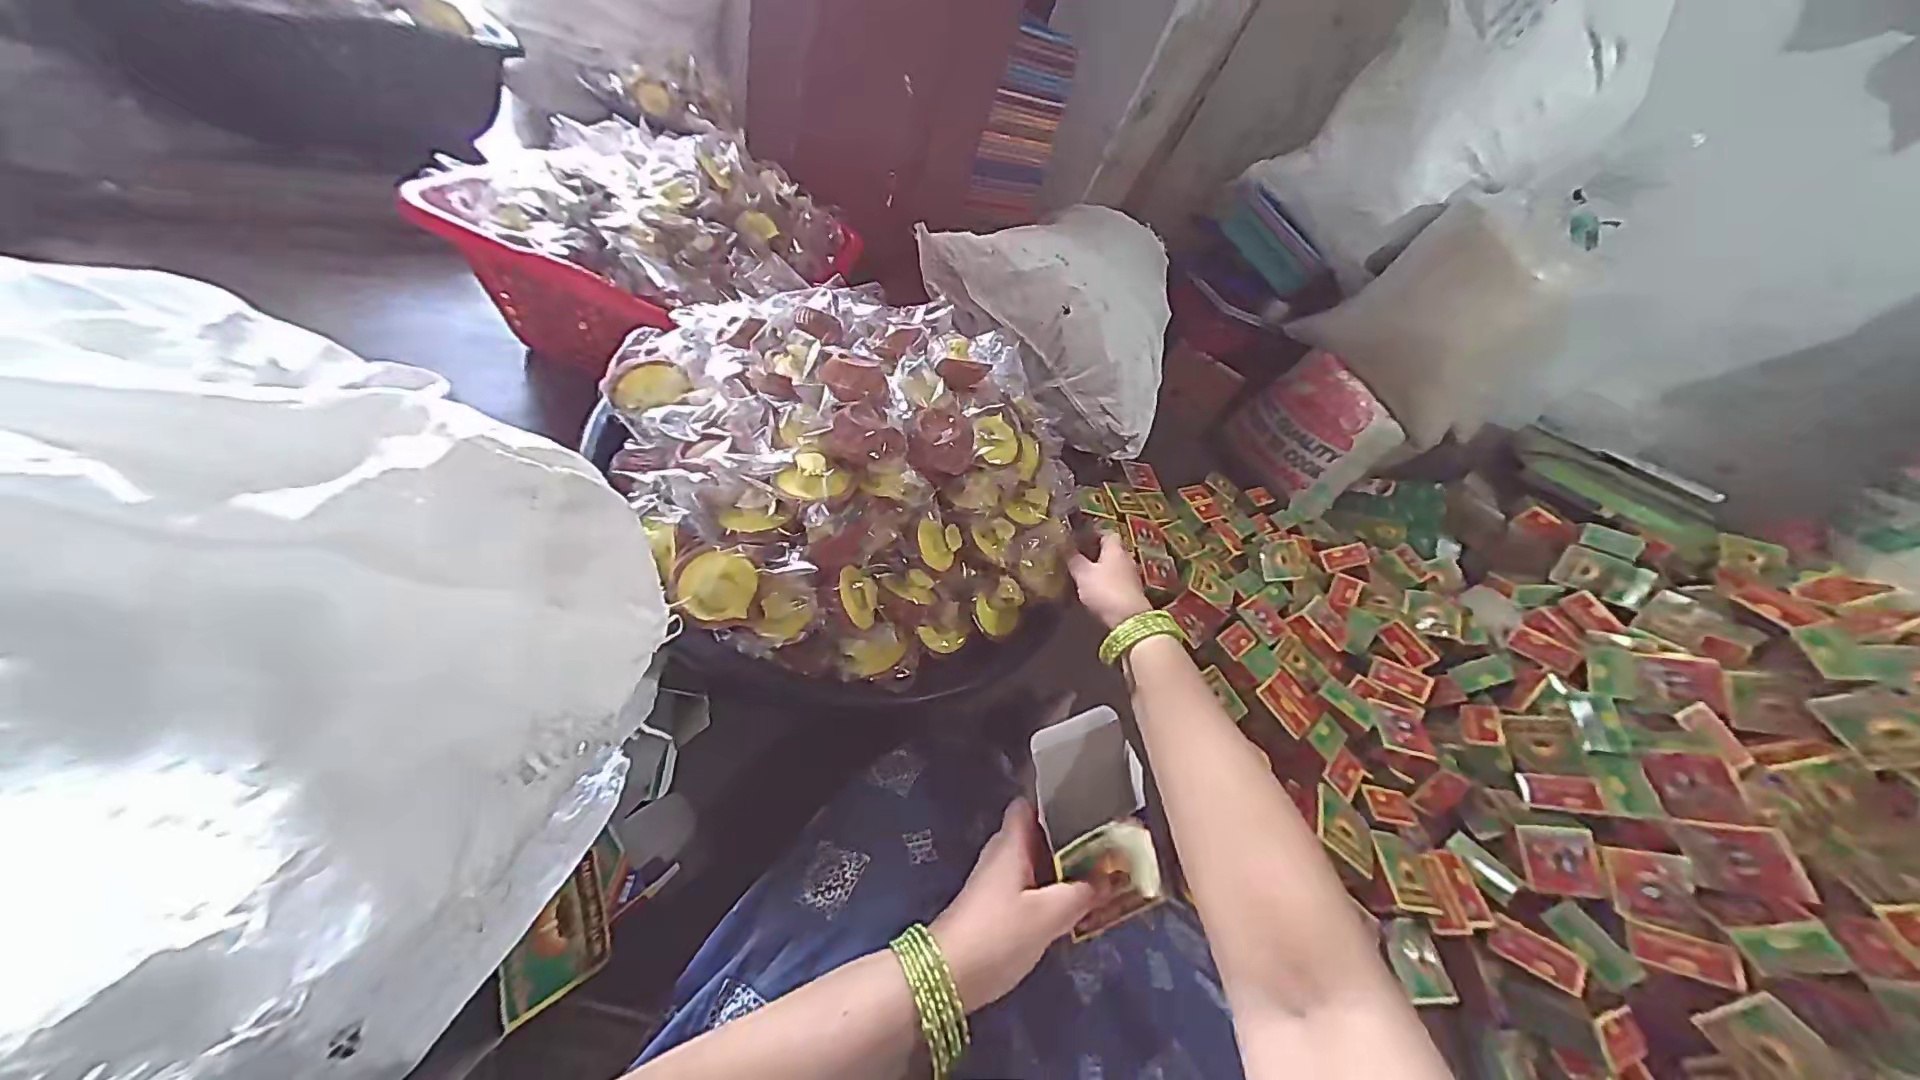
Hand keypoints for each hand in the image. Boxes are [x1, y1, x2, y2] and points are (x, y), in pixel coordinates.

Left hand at [930, 799, 1096, 1011]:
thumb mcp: (1048, 915)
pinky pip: (1027, 887)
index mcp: (1011, 843)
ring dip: (1060, 870)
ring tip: (1097, 878)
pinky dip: (1048, 891)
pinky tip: (1071, 907)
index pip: (1026, 805)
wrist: (949, 975)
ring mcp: (995, 880)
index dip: (1051, 801)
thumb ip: (1080, 894)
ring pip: (1033, 864)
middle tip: (1104, 850)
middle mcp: (1001, 854)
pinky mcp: (994, 905)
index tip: (1083, 807)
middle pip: (1035, 835)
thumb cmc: (999, 933)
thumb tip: (1106, 879)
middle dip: (1066, 841)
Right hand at [1069, 531, 1153, 630]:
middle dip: (1094, 553)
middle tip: (1076, 557)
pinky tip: (1092, 590)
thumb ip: (1073, 558)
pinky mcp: (1130, 592)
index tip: (1078, 540)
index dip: (1093, 535)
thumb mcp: (1083, 573)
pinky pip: (1114, 581)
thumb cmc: (1105, 590)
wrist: (1128, 619)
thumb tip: (1064, 545)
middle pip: (1110, 550)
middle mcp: (1126, 559)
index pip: (1107, 533)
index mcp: (1115, 549)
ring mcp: (1130, 576)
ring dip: (1099, 569)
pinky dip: (1104, 582)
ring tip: (1081, 574)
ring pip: (1112, 566)